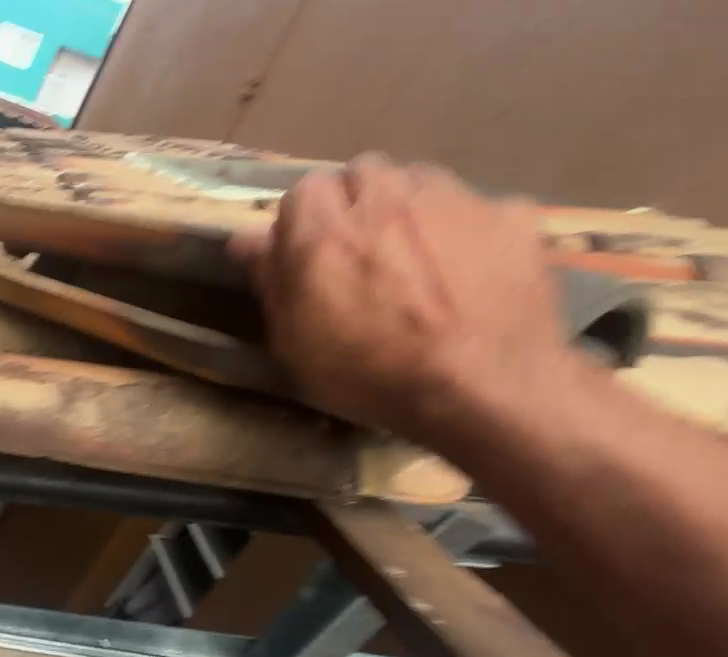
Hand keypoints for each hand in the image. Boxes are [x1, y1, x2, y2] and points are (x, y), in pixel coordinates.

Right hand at [230, 154, 569, 440]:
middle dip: (353, 200)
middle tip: (355, 246)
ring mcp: (454, 201)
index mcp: (325, 235)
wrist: (482, 384)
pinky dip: (461, 225)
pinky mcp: (510, 213)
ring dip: (405, 203)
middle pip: (362, 170)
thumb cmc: (369, 372)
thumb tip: (247, 240)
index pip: (302, 189)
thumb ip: (272, 281)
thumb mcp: (294, 340)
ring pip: (418, 177)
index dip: (300, 219)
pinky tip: (464, 265)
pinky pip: (475, 203)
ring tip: (409, 250)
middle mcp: (387, 202)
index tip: (302, 251)